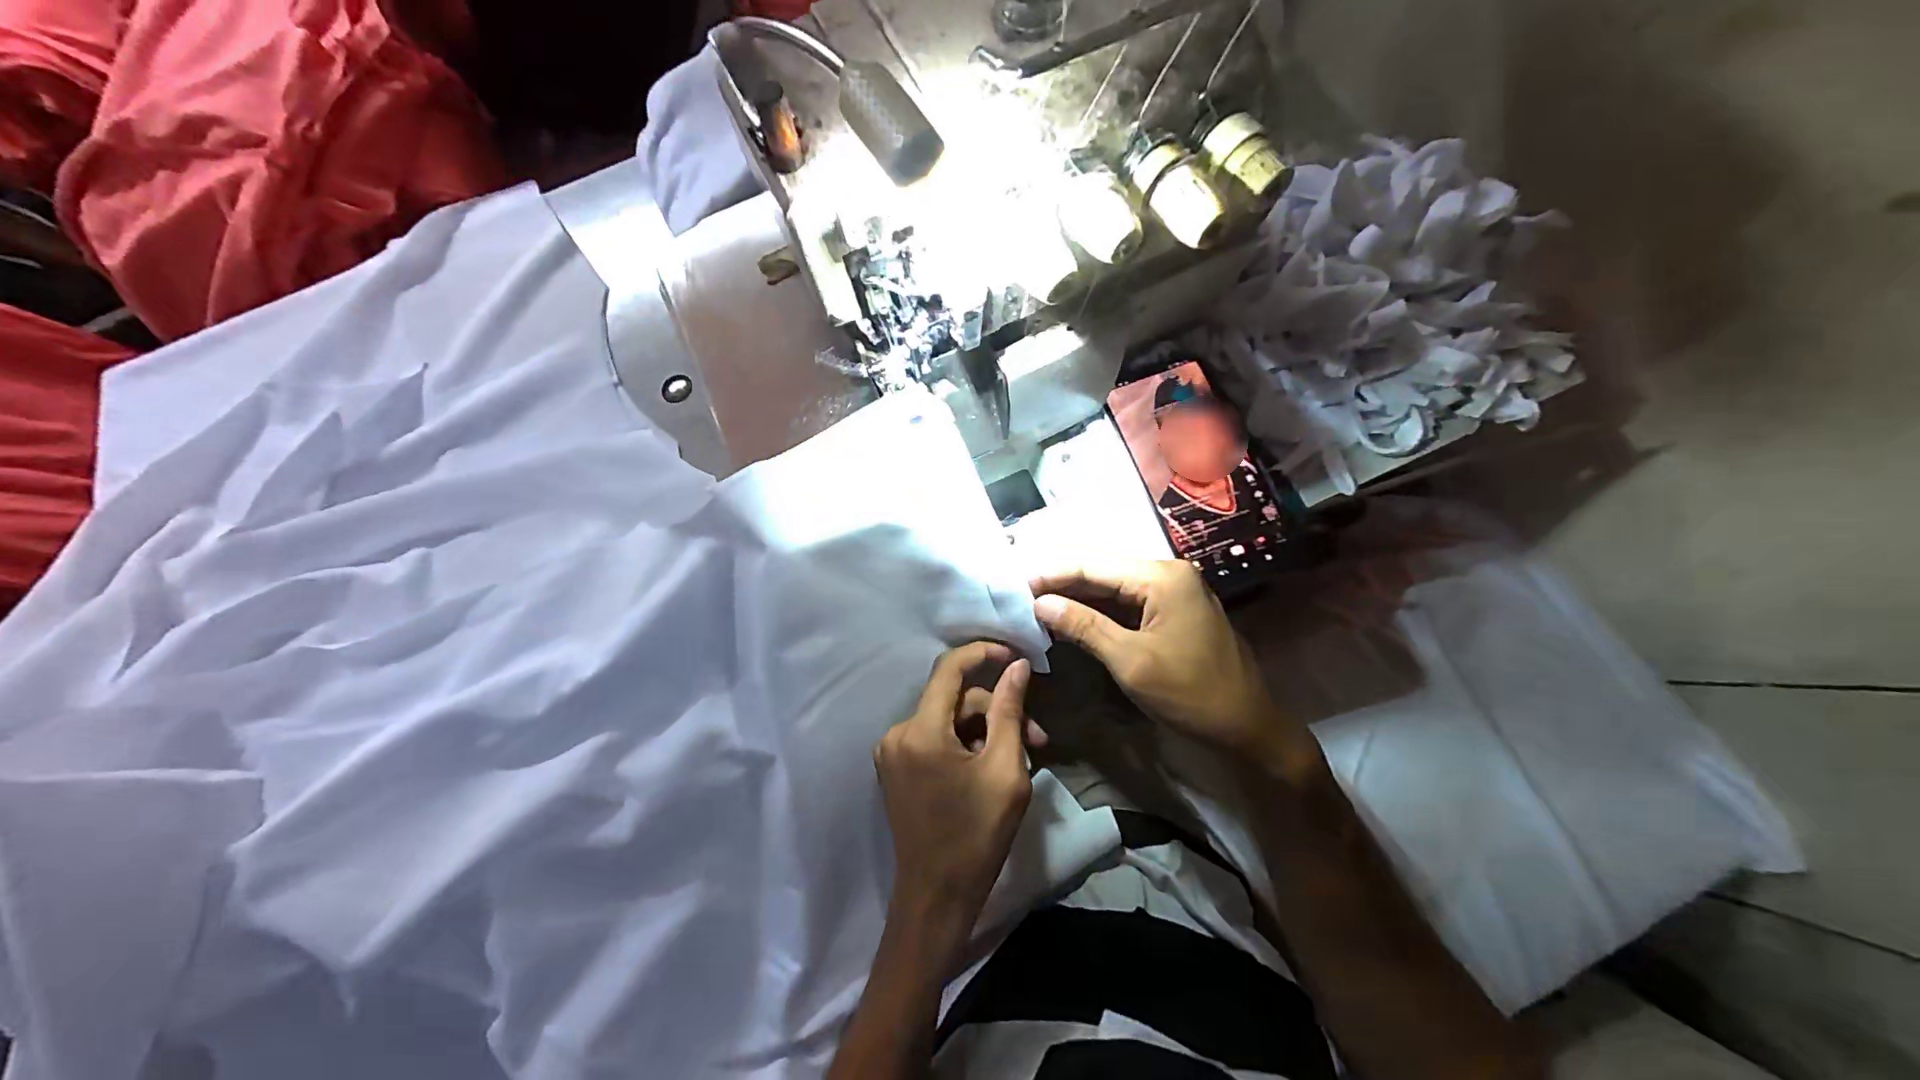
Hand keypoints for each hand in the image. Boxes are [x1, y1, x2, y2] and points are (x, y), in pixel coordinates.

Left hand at [874, 642, 1040, 933]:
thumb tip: (1017, 667)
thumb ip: (1009, 712)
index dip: (983, 653)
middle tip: (1037, 739)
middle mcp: (897, 733)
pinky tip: (990, 766)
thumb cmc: (976, 836)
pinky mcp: (895, 768)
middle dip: (996, 711)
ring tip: (1020, 758)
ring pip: (947, 720)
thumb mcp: (1005, 771)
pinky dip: (964, 744)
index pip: (949, 669)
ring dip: (984, 730)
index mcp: (920, 732)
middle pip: (954, 699)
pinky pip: (935, 738)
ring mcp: (892, 752)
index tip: (1015, 655)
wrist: (936, 896)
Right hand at [1030, 561, 1307, 772]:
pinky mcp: (1170, 610)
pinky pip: (1124, 602)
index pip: (1092, 564)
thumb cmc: (1190, 694)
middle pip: (1100, 570)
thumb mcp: (1130, 661)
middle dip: (1058, 581)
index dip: (1050, 573)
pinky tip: (1066, 615)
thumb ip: (1083, 626)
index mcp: (1161, 576)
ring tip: (1032, 602)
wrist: (1247, 725)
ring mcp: (1170, 590)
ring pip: (1109, 586)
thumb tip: (1040, 603)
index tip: (1013, 584)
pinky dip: (1095, 610)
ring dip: (1074, 595)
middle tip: (1017, 593)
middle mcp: (1166, 572)